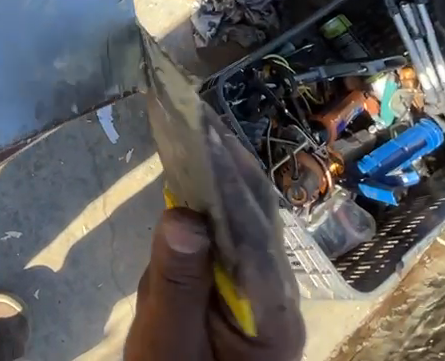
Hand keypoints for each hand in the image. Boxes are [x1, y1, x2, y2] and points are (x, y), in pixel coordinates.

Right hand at [124, 126, 304, 359]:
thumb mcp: (168, 347)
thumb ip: (177, 285)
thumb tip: (181, 214)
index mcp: (272, 315)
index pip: (252, 227)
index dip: (226, 172)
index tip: (200, 124)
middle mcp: (276, 298)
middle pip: (256, 215)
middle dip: (225, 160)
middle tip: (190, 107)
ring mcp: (259, 297)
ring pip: (244, 222)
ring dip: (218, 173)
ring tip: (188, 126)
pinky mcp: (238, 296)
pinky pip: (228, 238)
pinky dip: (208, 201)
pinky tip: (188, 178)